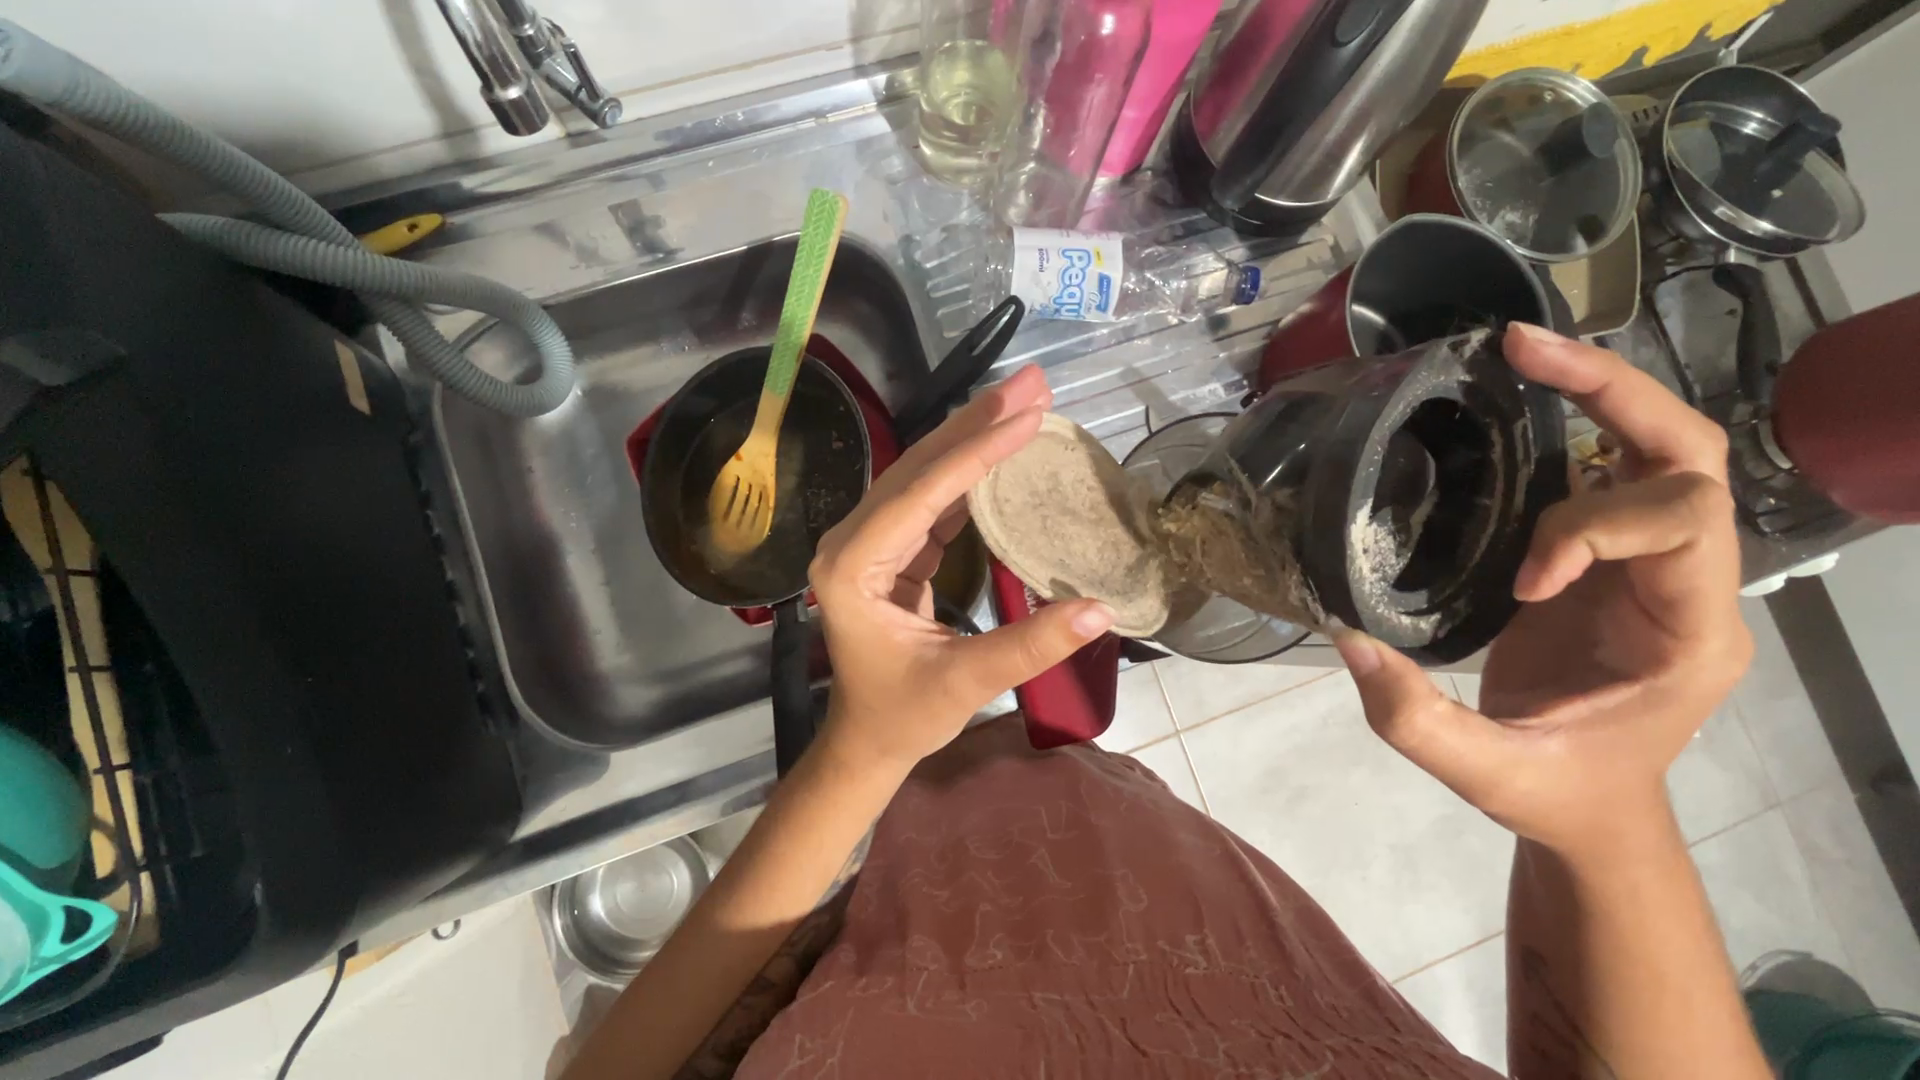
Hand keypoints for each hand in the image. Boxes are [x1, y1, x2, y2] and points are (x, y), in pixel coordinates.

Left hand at [809, 366, 1114, 773]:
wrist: (867, 738)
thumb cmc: (904, 715)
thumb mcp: (966, 683)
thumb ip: (1030, 646)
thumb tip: (1101, 610)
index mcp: (853, 567)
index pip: (920, 495)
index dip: (975, 454)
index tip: (1027, 416)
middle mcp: (853, 540)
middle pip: (918, 467)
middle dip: (976, 423)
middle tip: (1032, 383)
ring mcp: (870, 540)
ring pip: (925, 474)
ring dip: (974, 436)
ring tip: (1025, 401)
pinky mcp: (892, 548)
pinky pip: (933, 498)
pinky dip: (969, 471)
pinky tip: (1002, 446)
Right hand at [1335, 324, 1751, 857]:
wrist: (1595, 813)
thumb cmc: (1555, 793)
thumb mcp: (1486, 772)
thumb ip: (1414, 719)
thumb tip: (1345, 638)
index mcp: (1688, 636)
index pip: (1683, 528)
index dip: (1590, 531)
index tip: (1521, 585)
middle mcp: (1692, 589)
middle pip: (1691, 459)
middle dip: (1615, 396)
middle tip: (1521, 351)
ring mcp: (1656, 571)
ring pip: (1662, 453)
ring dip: (1598, 397)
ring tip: (1517, 356)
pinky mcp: (1612, 564)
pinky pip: (1612, 477)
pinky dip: (1575, 429)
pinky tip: (1519, 407)